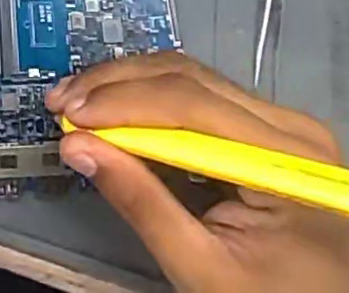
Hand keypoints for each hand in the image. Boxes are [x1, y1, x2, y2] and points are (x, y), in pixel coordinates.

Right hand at [47, 52, 348, 292]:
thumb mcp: (203, 271)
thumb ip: (141, 203)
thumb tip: (75, 146)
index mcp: (288, 158)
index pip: (193, 105)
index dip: (124, 102)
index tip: (69, 114)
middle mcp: (287, 123)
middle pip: (187, 79)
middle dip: (116, 85)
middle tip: (61, 100)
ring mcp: (276, 121)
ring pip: (186, 77)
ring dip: (125, 85)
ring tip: (76, 100)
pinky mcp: (258, 128)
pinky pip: (195, 96)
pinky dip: (146, 99)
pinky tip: (111, 107)